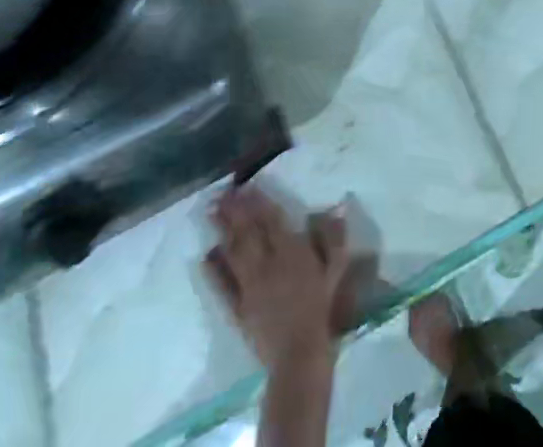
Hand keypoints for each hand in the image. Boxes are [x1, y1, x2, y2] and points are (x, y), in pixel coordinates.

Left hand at [204, 184, 350, 373]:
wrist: (300, 356)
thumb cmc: (323, 310)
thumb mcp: (337, 271)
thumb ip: (334, 238)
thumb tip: (336, 207)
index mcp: (291, 252)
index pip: (271, 220)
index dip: (258, 202)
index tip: (247, 186)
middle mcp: (266, 263)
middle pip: (247, 231)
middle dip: (235, 210)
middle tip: (222, 192)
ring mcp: (248, 285)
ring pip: (232, 251)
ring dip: (221, 229)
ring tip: (211, 210)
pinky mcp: (237, 306)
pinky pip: (222, 284)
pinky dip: (213, 269)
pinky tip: (206, 254)